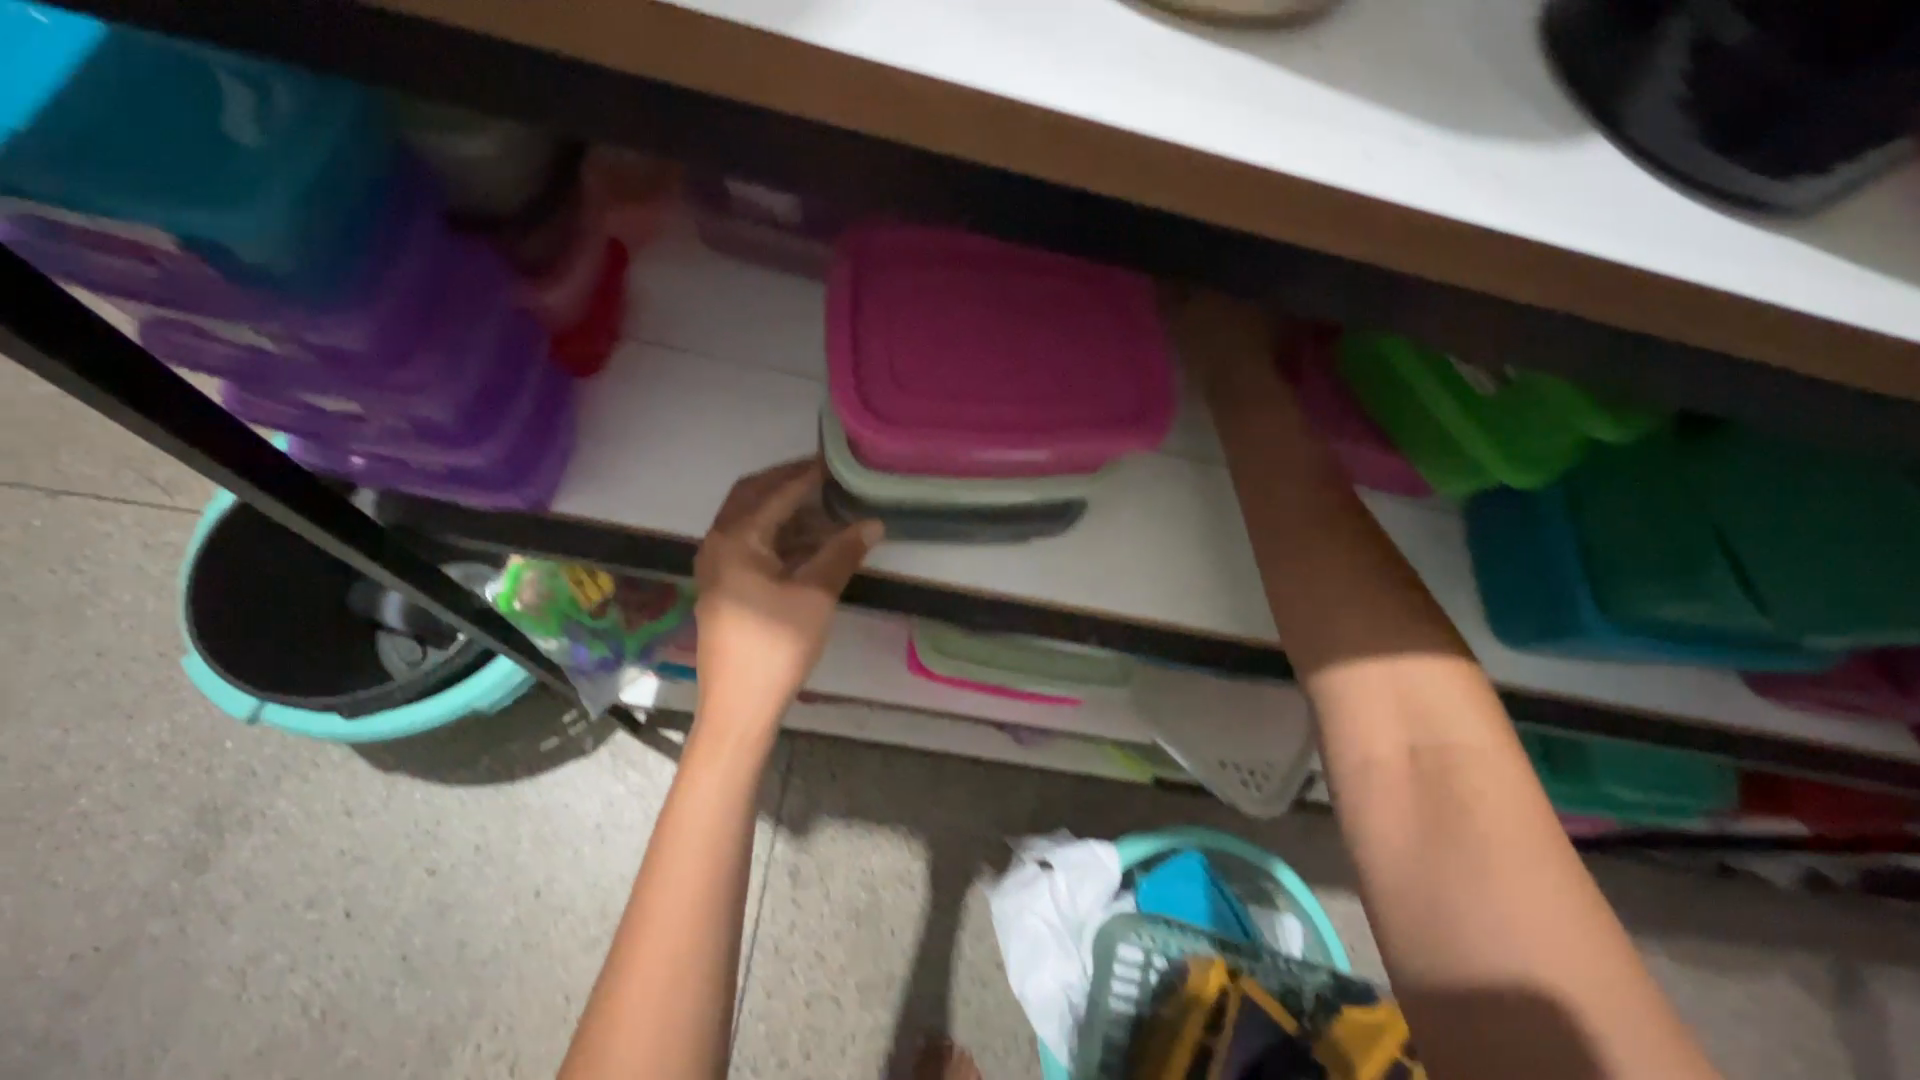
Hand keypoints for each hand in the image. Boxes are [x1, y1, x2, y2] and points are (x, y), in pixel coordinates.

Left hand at [692, 459, 883, 726]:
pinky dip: (778, 535)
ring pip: (750, 521)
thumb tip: (873, 523)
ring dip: (785, 511)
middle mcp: (718, 543)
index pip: (776, 491)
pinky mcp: (724, 587)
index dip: (808, 475)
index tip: (837, 462)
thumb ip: (843, 552)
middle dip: (789, 484)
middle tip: (827, 478)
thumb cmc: (776, 646)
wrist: (739, 705)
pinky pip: (750, 544)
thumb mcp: (816, 595)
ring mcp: (716, 566)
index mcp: (736, 538)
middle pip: (752, 496)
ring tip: (826, 510)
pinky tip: (809, 544)